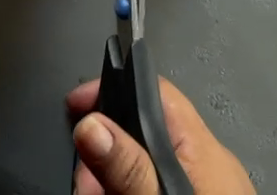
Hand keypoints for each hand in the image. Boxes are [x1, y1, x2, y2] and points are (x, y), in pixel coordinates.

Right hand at [68, 77, 254, 194]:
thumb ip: (130, 169)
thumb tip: (89, 123)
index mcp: (202, 150)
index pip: (153, 92)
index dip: (110, 91)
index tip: (73, 108)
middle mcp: (202, 166)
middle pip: (137, 136)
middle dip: (101, 157)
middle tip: (86, 189)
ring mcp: (198, 191)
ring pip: (137, 171)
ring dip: (106, 186)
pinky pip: (151, 189)